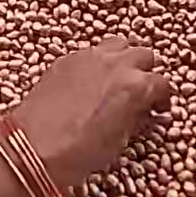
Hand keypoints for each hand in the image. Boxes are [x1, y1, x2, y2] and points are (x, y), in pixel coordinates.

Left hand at [9, 37, 171, 186]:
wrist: (33, 148)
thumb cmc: (77, 152)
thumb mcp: (118, 141)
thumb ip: (135, 119)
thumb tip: (143, 112)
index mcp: (135, 86)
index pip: (162, 83)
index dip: (163, 97)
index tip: (158, 107)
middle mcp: (115, 64)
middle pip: (143, 55)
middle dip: (145, 71)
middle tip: (140, 90)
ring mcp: (88, 57)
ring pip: (118, 44)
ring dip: (122, 58)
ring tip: (117, 78)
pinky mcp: (65, 59)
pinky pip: (90, 53)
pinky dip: (97, 62)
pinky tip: (90, 81)